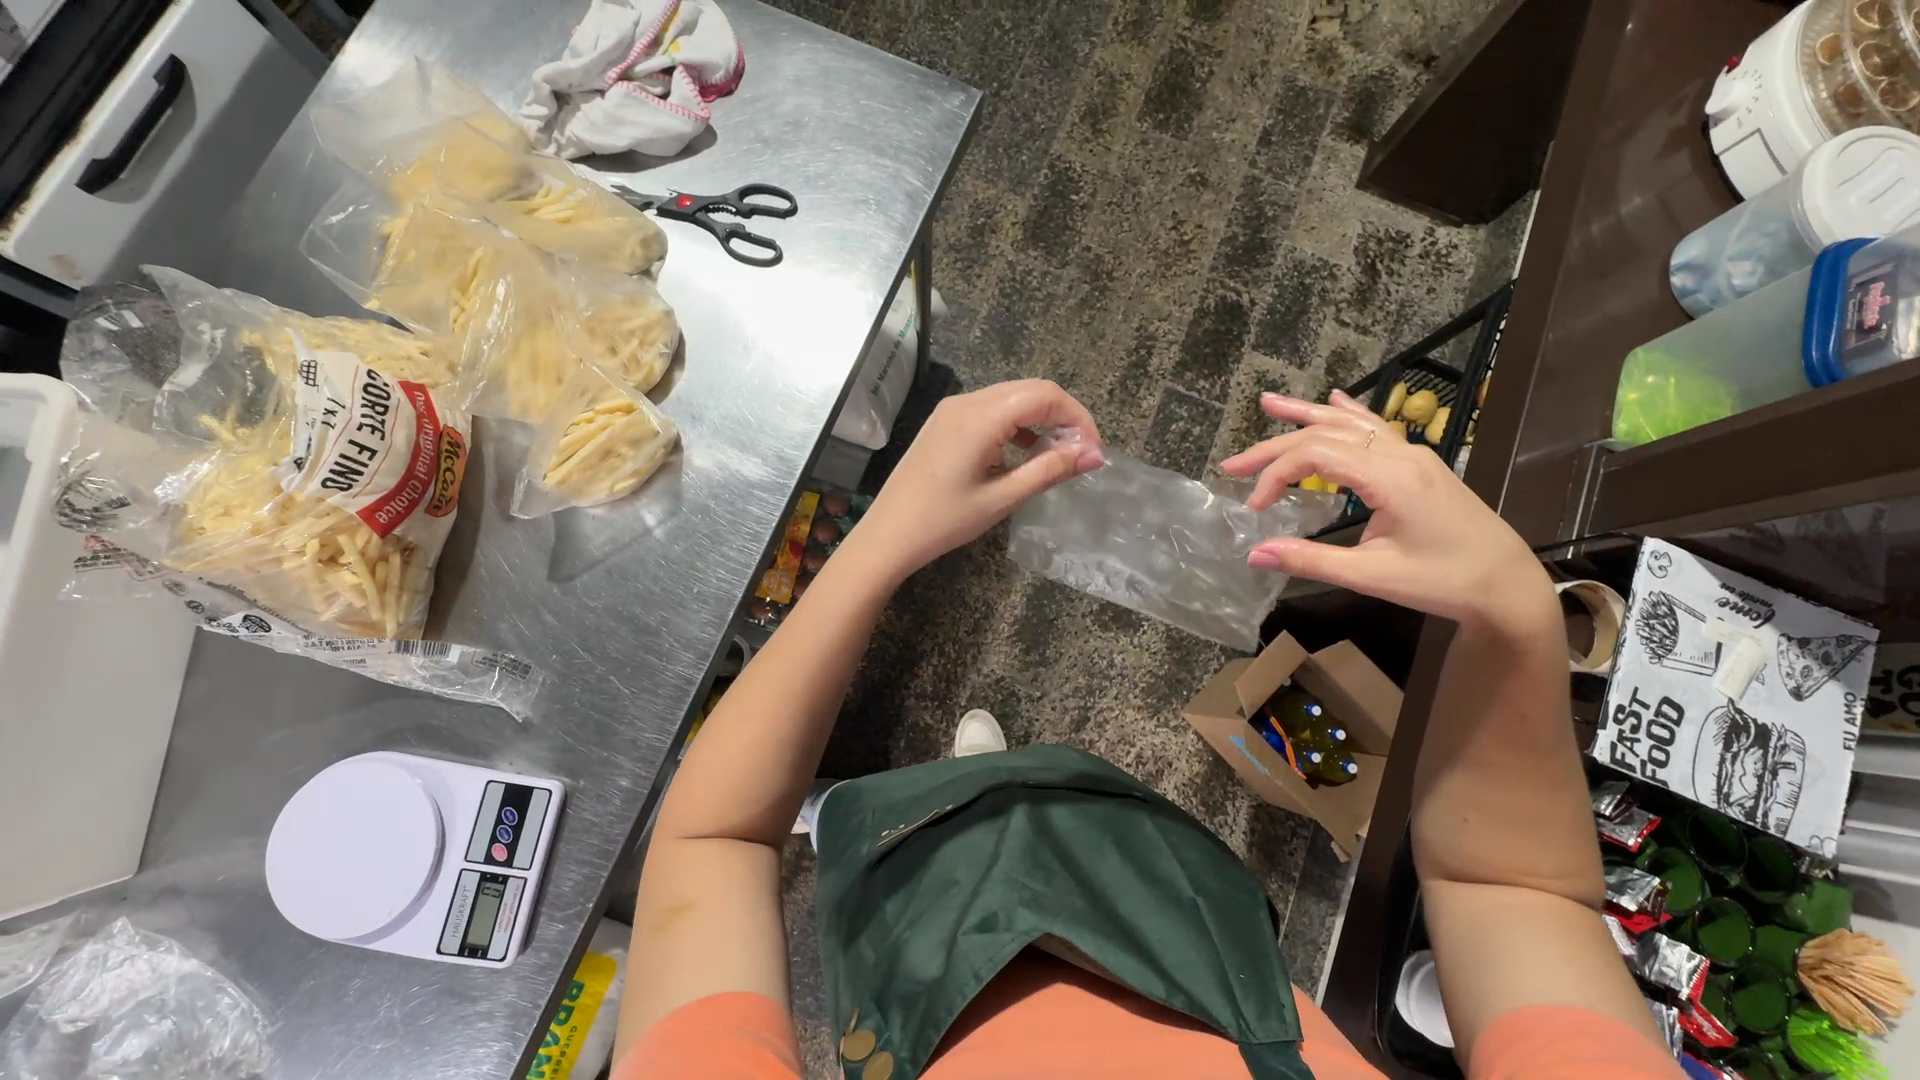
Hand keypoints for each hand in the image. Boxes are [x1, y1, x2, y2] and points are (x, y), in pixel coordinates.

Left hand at [851, 379, 1103, 582]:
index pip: (1045, 395)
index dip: (1078, 417)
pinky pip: (992, 410)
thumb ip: (1049, 470)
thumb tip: (1094, 455)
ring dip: (1040, 420)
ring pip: (1012, 398)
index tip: (1093, 451)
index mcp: (980, 417)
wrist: (887, 535)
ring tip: (1056, 457)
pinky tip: (1024, 454)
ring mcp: (952, 410)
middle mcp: (966, 402)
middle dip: (1063, 416)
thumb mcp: (1002, 498)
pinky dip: (1017, 425)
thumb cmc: (943, 521)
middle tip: (1080, 454)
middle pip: (1030, 390)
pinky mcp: (945, 422)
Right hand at [1220, 390, 1553, 634]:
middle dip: (1274, 447)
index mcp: (1391, 478)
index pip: (1316, 454)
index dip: (1276, 474)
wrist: (1507, 584)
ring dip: (1305, 415)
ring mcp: (1414, 455)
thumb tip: (1254, 554)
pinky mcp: (1419, 464)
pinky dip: (1349, 412)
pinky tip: (1334, 398)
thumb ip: (1311, 560)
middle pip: (1326, 434)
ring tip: (1268, 403)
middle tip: (1231, 464)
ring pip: (1350, 423)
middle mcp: (1402, 455)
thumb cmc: (1443, 582)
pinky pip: (1378, 427)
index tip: (1255, 507)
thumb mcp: (1372, 577)